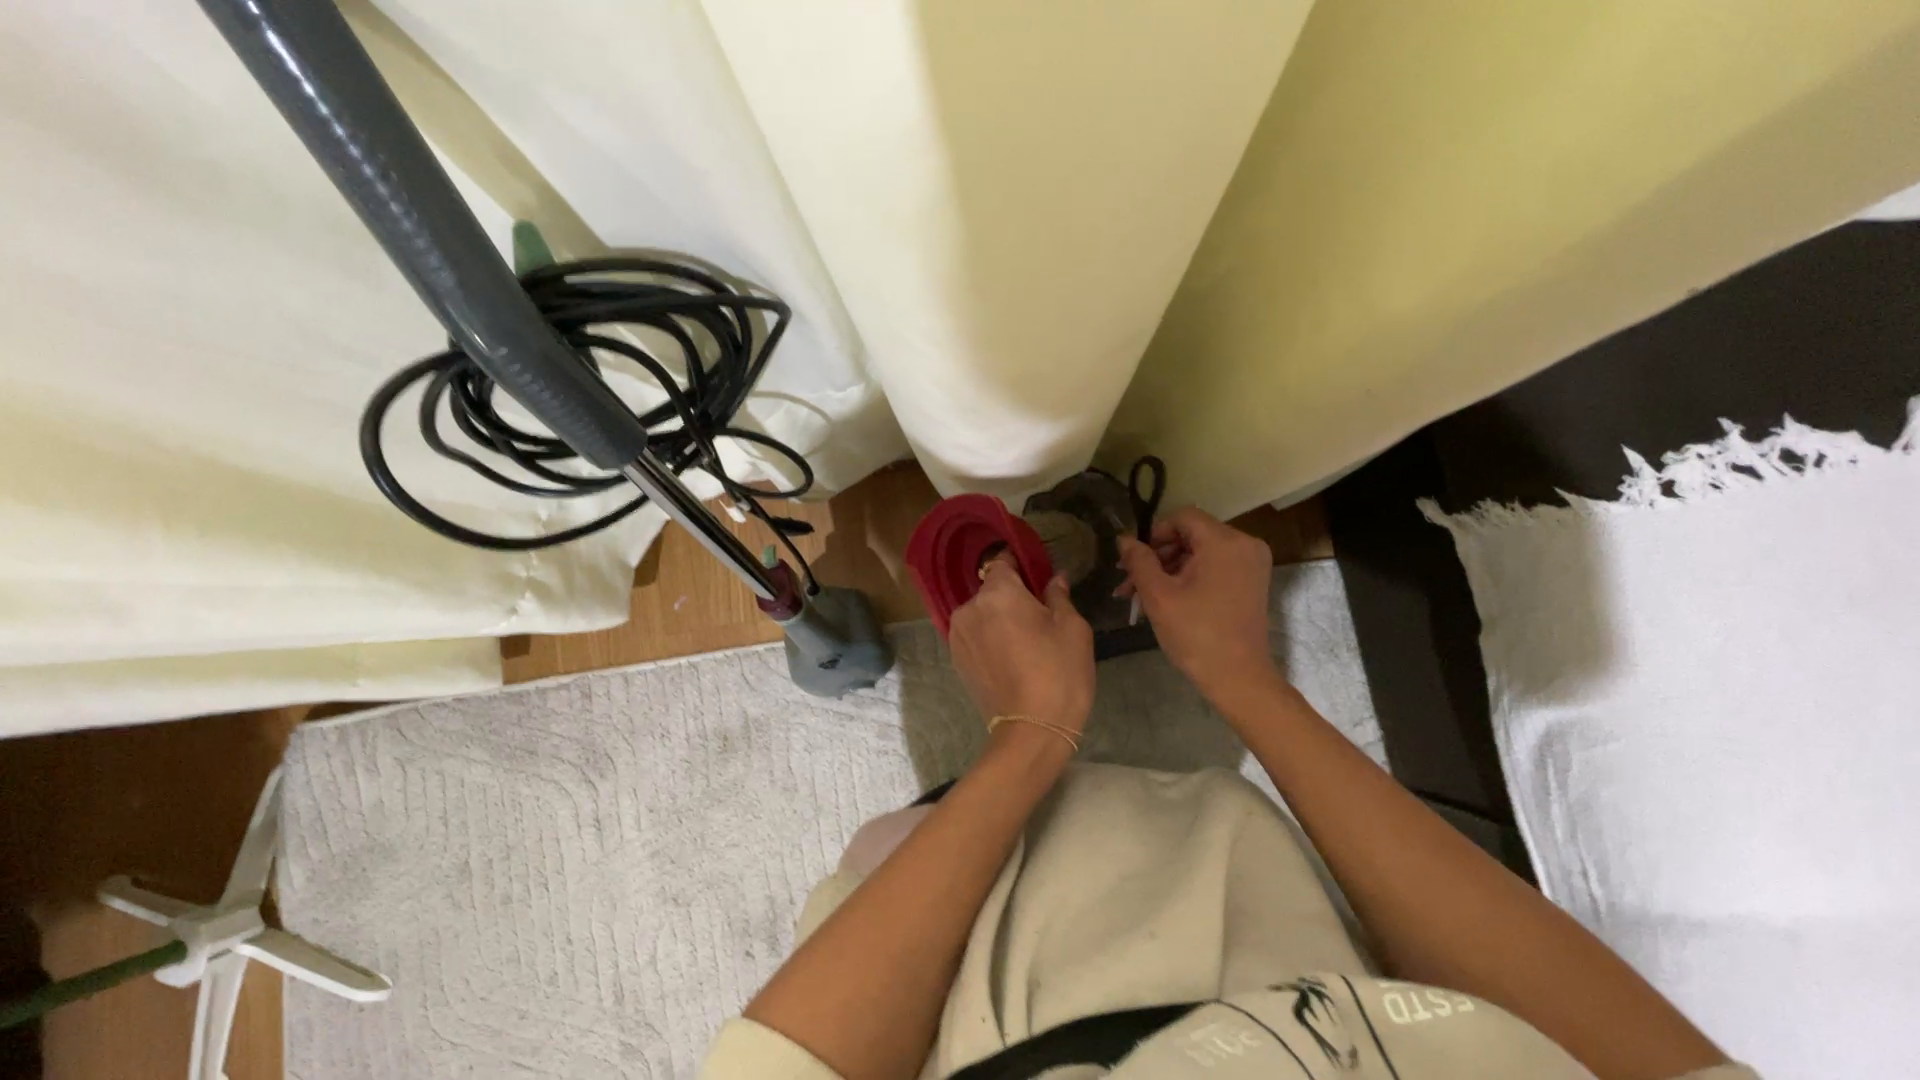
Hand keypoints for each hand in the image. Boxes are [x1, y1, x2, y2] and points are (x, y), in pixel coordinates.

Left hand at [947, 561, 1094, 737]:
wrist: (1032, 729)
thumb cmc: (1059, 672)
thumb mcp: (1072, 628)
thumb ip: (1058, 596)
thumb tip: (1055, 578)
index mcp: (998, 593)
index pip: (1002, 562)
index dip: (1020, 566)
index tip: (1036, 577)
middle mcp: (969, 609)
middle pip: (990, 590)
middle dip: (1011, 597)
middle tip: (1038, 616)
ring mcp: (958, 636)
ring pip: (981, 615)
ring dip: (998, 619)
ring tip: (1024, 641)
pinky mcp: (956, 661)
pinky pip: (974, 637)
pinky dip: (989, 639)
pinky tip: (1010, 658)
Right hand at [1116, 506, 1276, 701]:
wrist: (1238, 676)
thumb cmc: (1196, 634)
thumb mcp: (1158, 596)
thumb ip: (1139, 561)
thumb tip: (1124, 539)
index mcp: (1224, 542)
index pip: (1183, 517)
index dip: (1154, 533)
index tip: (1135, 560)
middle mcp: (1245, 544)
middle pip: (1192, 534)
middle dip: (1158, 555)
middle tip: (1130, 581)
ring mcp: (1252, 563)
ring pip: (1202, 552)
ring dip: (1171, 568)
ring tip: (1141, 595)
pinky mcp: (1252, 581)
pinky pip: (1216, 566)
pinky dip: (1191, 576)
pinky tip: (1167, 598)